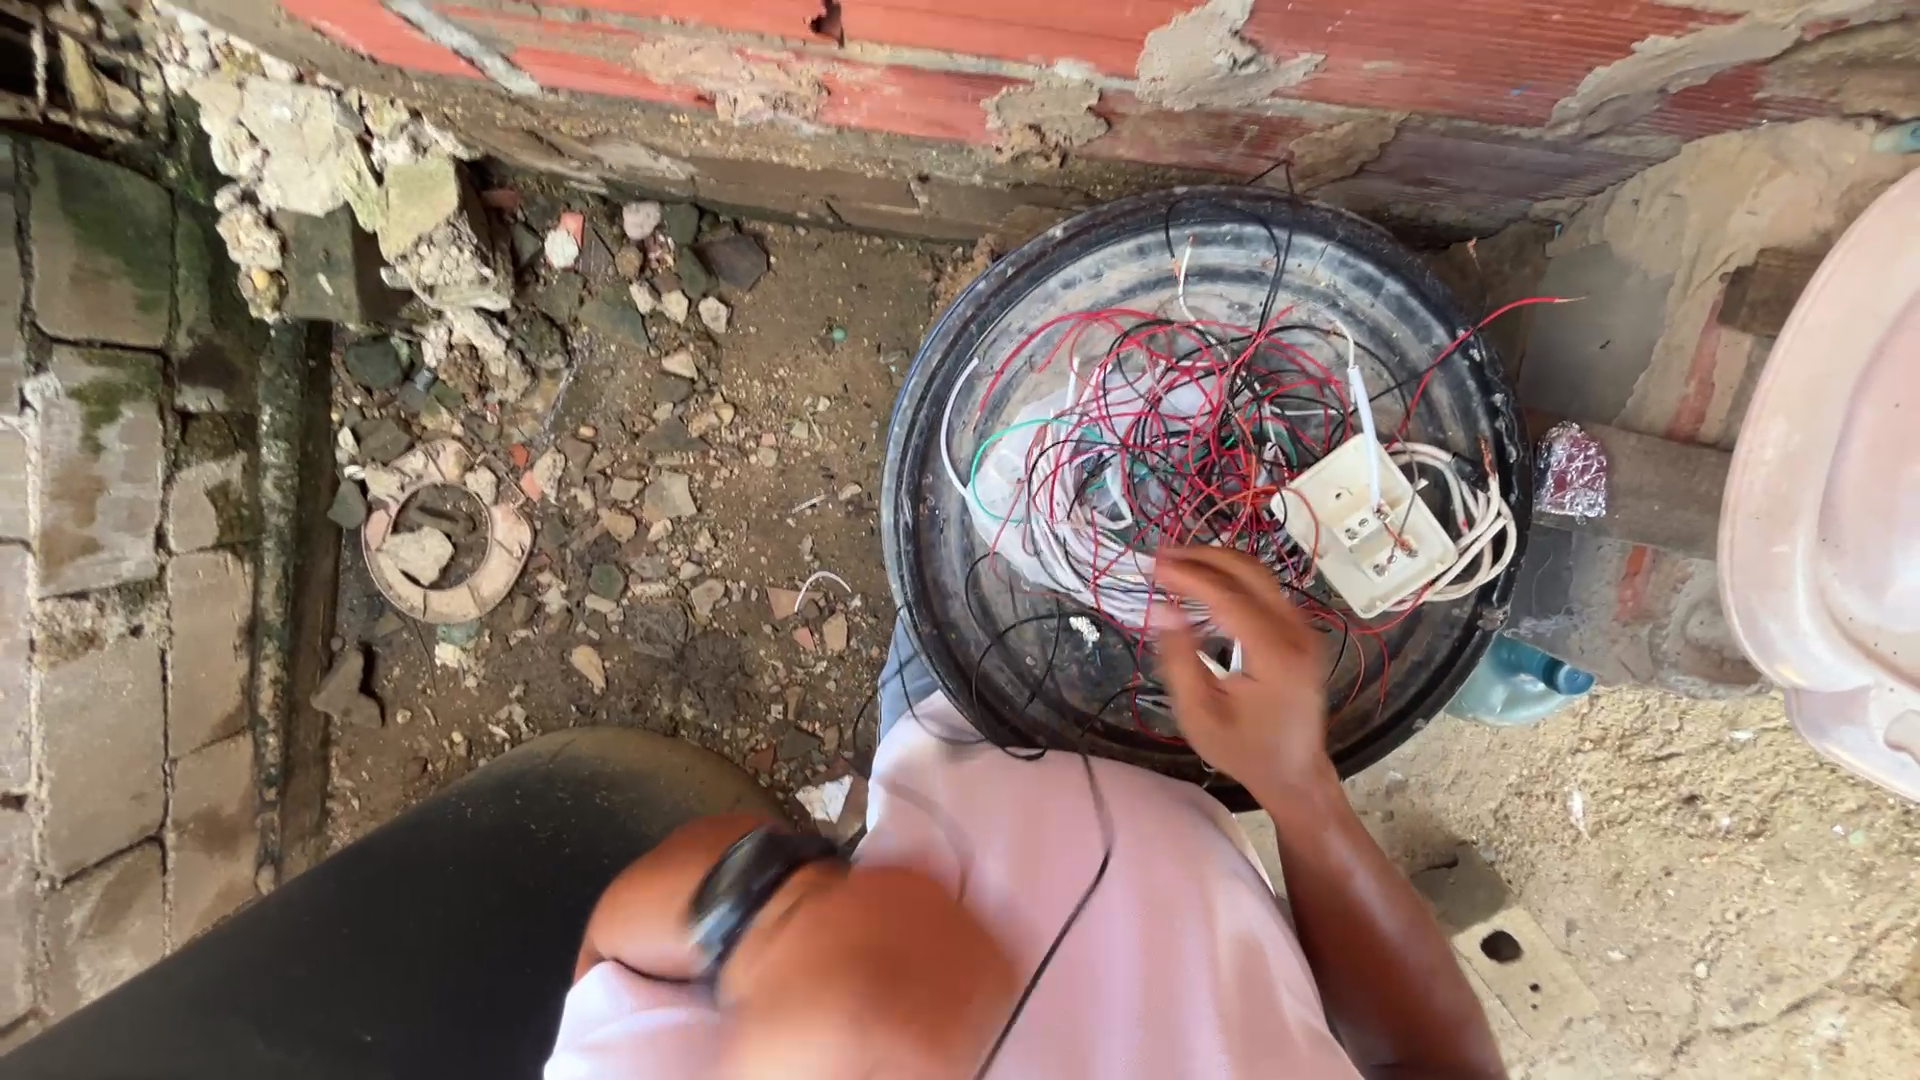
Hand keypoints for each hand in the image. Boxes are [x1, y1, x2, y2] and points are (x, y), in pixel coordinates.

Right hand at [1151, 546, 1335, 796]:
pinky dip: (1231, 577)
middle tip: (1162, 556)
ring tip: (1176, 563)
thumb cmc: (1243, 749)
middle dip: (1203, 556)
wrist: (1295, 772)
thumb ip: (1179, 659)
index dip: (1189, 576)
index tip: (1155, 566)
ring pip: (1259, 574)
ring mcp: (1303, 629)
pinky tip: (1202, 582)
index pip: (1228, 597)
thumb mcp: (1198, 714)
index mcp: (1274, 654)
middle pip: (1249, 571)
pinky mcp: (1299, 632)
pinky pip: (1264, 589)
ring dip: (1216, 562)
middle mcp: (1296, 633)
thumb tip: (1162, 611)